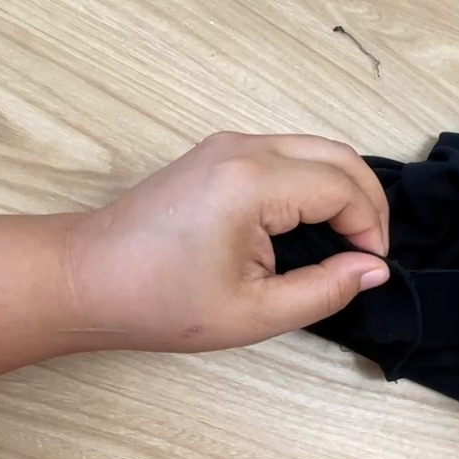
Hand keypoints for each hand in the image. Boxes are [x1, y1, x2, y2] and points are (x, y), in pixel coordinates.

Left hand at [62, 132, 390, 351]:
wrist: (84, 278)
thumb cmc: (160, 303)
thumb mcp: (253, 314)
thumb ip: (324, 290)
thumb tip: (374, 270)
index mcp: (252, 183)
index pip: (341, 188)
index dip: (369, 228)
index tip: (370, 268)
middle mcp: (245, 149)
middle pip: (339, 155)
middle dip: (368, 201)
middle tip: (371, 250)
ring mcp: (230, 144)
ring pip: (317, 149)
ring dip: (344, 189)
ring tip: (349, 238)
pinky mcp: (220, 152)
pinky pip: (290, 154)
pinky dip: (317, 182)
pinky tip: (314, 222)